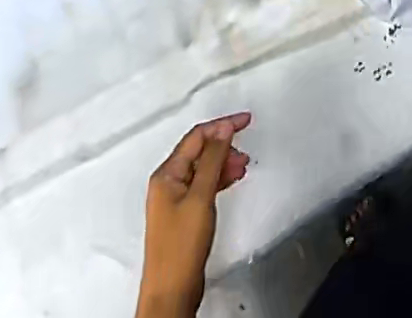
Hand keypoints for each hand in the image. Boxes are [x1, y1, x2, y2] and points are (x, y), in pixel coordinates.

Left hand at [137, 113, 251, 317]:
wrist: (172, 291)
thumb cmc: (179, 250)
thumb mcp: (200, 196)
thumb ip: (213, 160)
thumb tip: (222, 130)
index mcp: (166, 174)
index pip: (197, 137)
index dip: (221, 125)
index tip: (242, 120)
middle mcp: (168, 182)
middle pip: (199, 149)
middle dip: (223, 142)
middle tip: (244, 138)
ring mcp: (175, 198)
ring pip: (203, 167)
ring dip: (223, 160)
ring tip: (242, 162)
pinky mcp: (184, 213)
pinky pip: (204, 183)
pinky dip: (219, 177)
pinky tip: (231, 178)